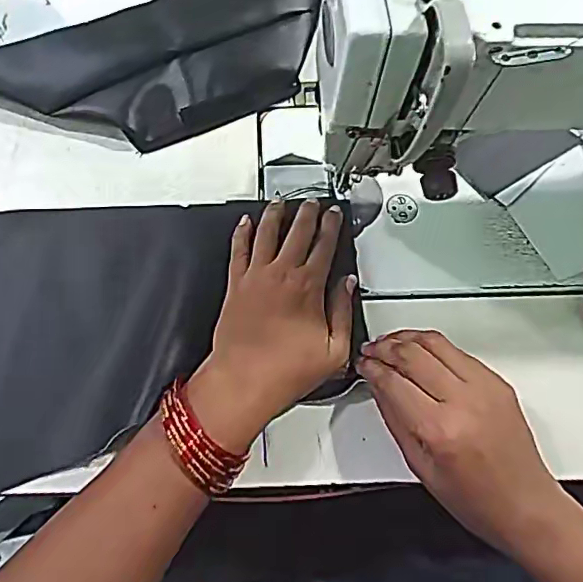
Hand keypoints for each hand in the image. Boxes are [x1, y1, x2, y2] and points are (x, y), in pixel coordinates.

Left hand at [188, 200, 355, 450]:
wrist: (243, 379)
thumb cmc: (285, 370)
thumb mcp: (334, 349)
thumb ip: (343, 311)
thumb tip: (347, 286)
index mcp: (307, 287)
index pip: (324, 246)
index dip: (331, 226)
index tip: (333, 215)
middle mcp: (280, 275)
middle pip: (297, 232)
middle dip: (307, 213)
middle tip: (312, 203)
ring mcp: (255, 277)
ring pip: (266, 233)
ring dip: (276, 215)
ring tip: (281, 202)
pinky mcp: (235, 284)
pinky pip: (238, 249)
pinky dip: (243, 232)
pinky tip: (246, 222)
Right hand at [358, 330, 564, 551]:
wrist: (527, 508)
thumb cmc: (479, 500)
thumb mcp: (420, 466)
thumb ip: (395, 420)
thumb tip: (379, 387)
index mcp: (440, 430)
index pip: (393, 380)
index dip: (372, 368)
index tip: (364, 365)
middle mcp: (465, 402)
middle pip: (412, 353)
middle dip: (385, 347)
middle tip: (372, 350)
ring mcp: (485, 389)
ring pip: (435, 342)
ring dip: (407, 338)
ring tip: (391, 343)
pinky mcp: (498, 383)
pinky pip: (458, 351)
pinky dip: (433, 345)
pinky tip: (421, 350)